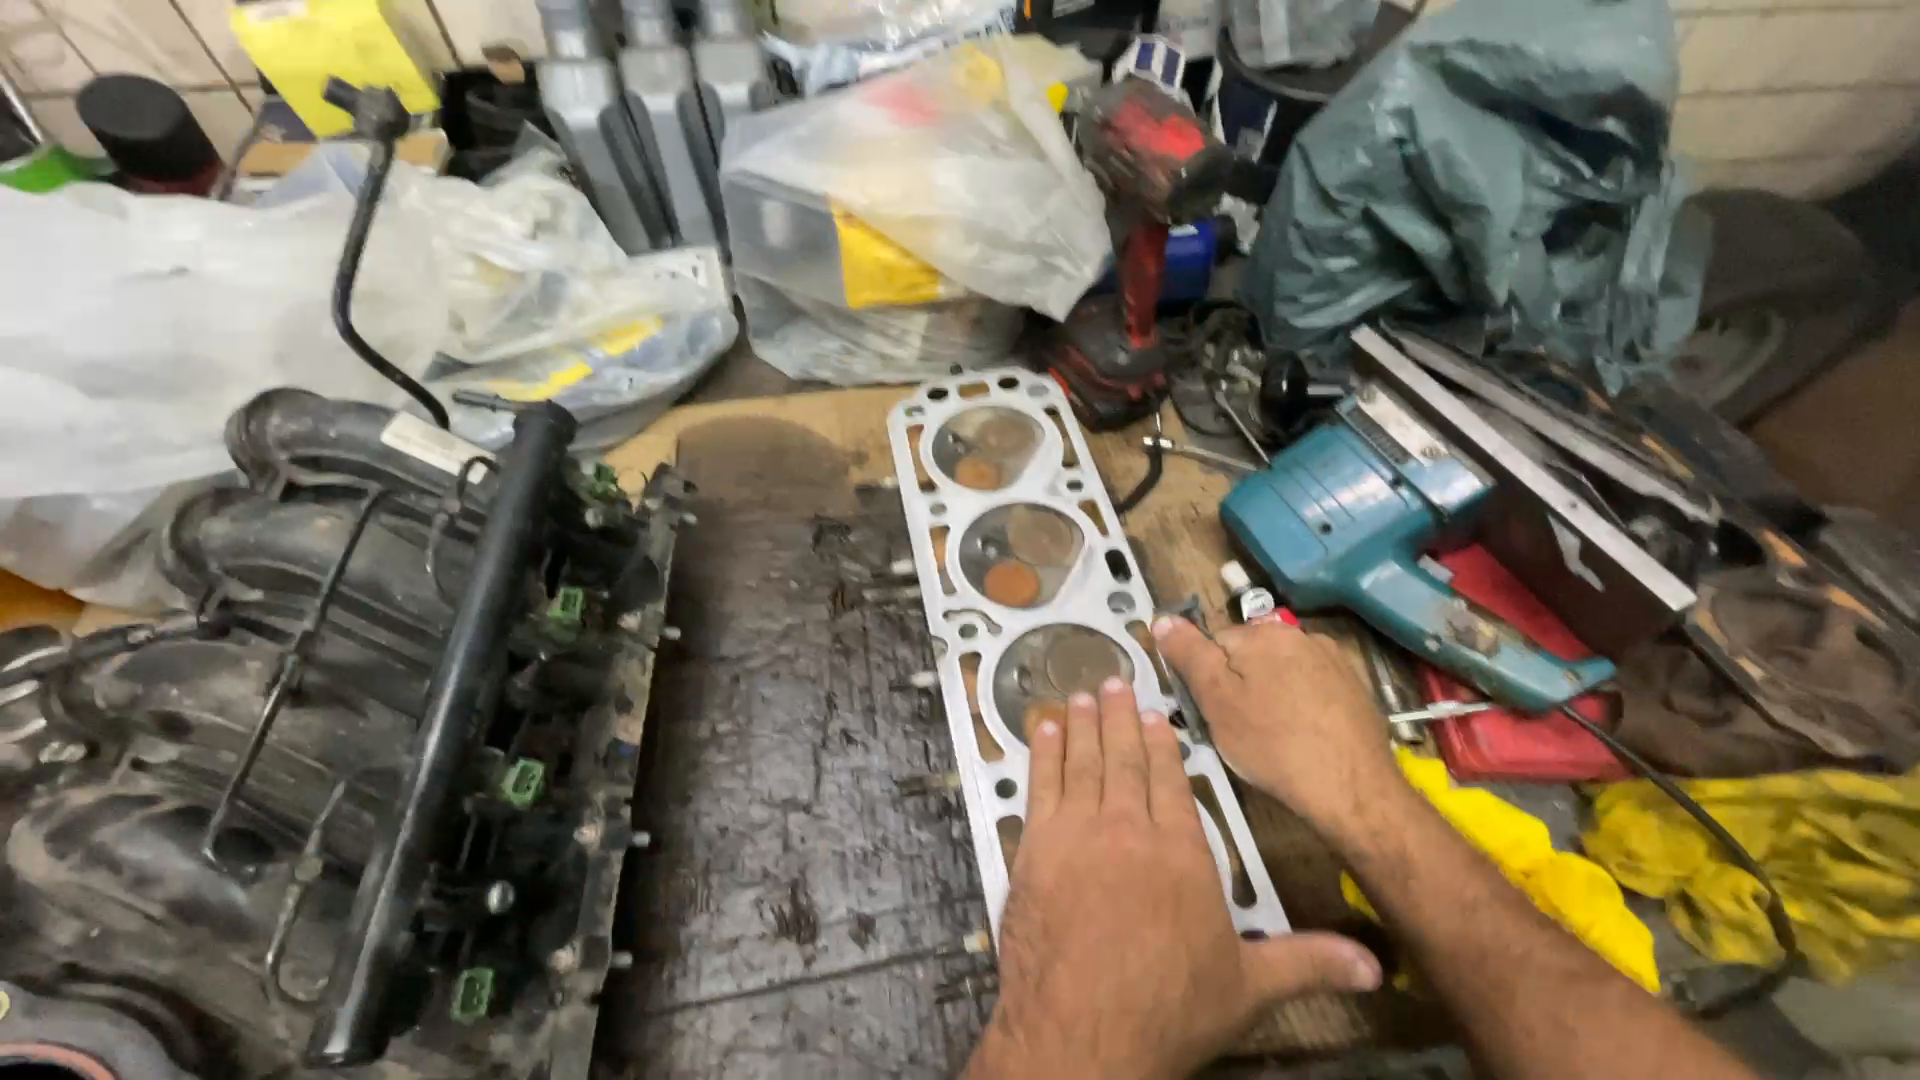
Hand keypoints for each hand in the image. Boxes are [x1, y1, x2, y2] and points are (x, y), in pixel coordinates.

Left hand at [966, 678, 1380, 1079]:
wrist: (1083, 1031)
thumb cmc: (1169, 1007)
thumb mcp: (1248, 988)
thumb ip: (1306, 963)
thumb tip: (1375, 965)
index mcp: (1181, 849)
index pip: (1172, 779)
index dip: (1162, 743)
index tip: (1154, 713)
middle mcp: (1128, 828)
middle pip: (1124, 759)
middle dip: (1119, 718)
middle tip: (1112, 683)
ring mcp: (1076, 834)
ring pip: (1082, 763)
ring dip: (1081, 726)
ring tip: (1080, 695)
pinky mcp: (1034, 849)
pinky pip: (1039, 787)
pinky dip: (1042, 755)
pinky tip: (1042, 732)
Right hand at [1151, 615, 1400, 838]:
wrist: (1353, 789)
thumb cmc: (1273, 745)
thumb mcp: (1216, 702)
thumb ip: (1189, 655)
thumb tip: (1162, 619)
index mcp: (1263, 634)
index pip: (1213, 644)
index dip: (1207, 680)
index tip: (1215, 713)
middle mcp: (1300, 634)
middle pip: (1249, 655)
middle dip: (1240, 685)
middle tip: (1242, 729)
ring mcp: (1333, 660)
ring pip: (1281, 671)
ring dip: (1271, 694)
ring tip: (1274, 736)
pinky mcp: (1355, 688)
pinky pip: (1311, 688)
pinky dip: (1301, 706)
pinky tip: (1304, 736)